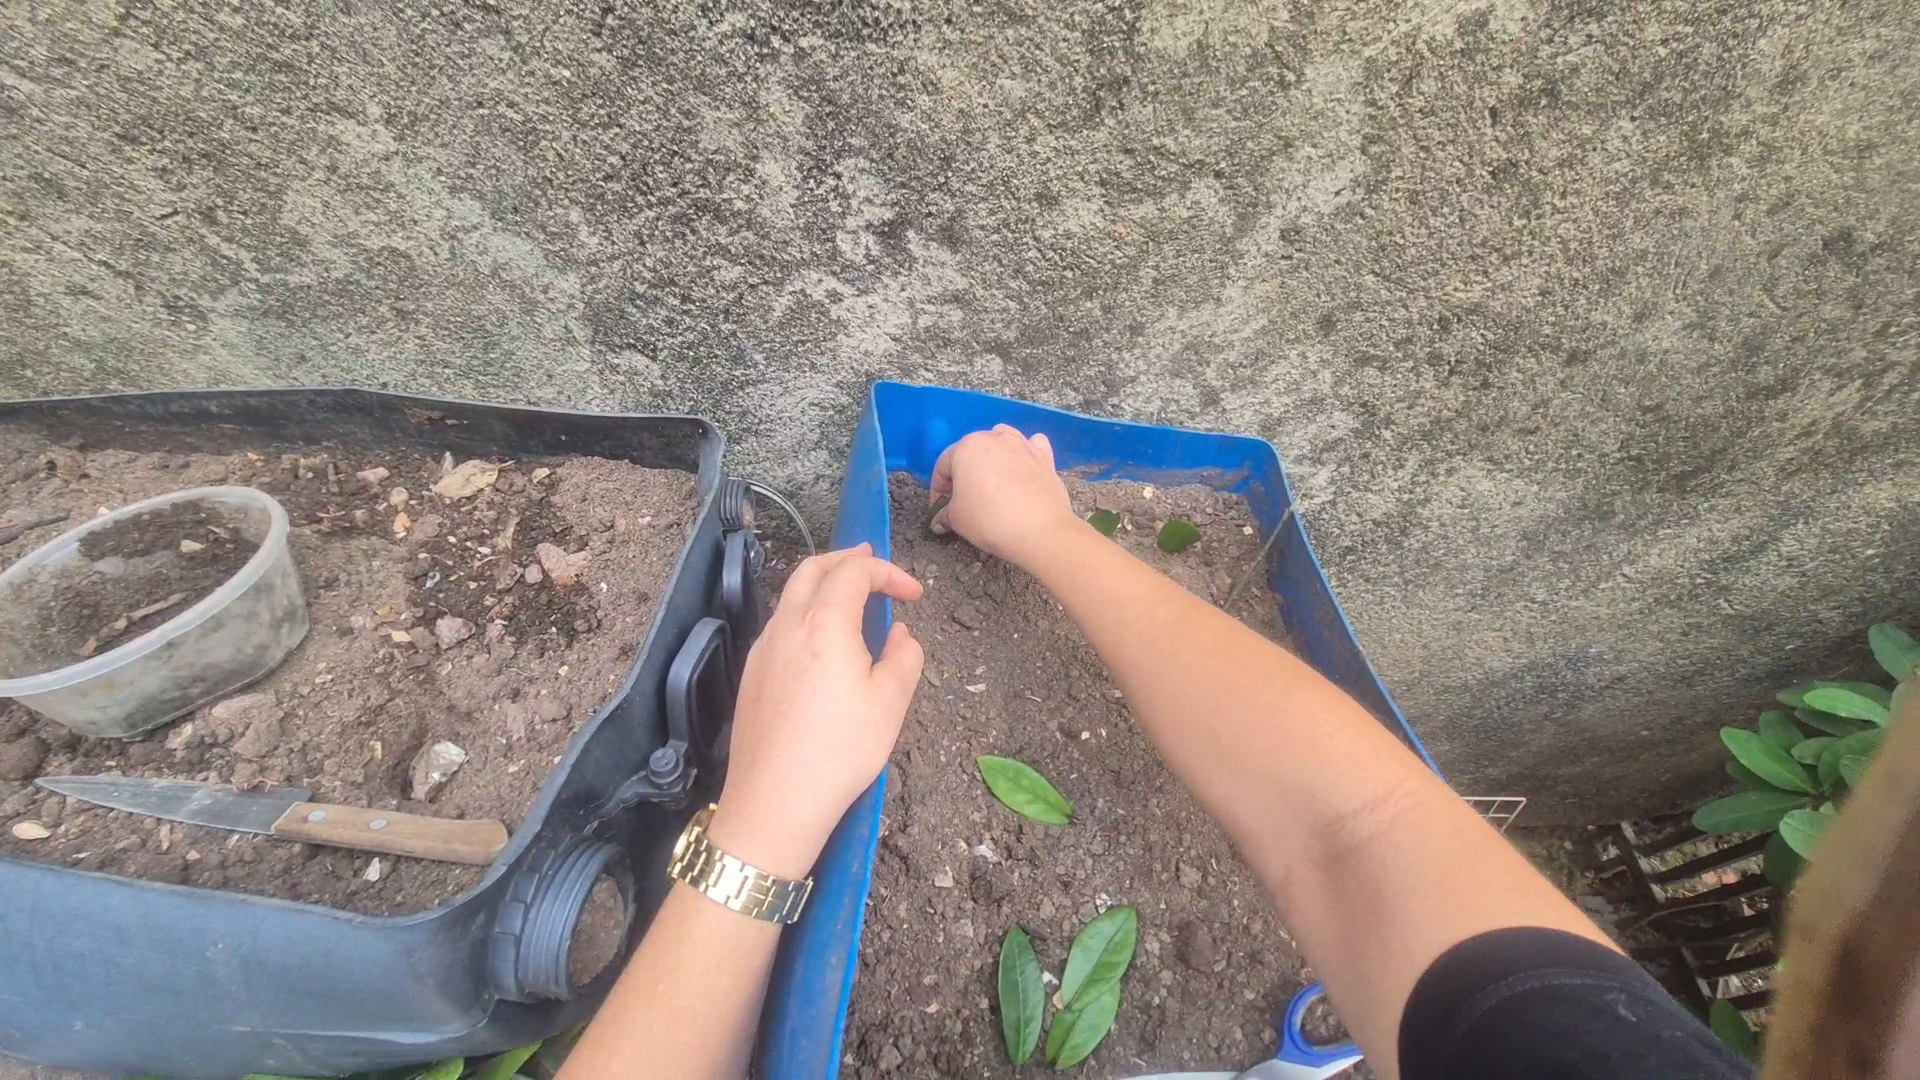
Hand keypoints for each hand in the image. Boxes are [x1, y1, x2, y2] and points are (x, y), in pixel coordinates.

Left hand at [707, 544, 924, 878]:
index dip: (889, 573)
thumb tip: (899, 634)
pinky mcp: (752, 673)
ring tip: (850, 594)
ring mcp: (763, 648)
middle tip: (872, 561)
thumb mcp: (891, 703)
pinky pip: (781, 622)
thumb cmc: (839, 750)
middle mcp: (787, 625)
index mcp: (824, 623)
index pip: (855, 573)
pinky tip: (822, 638)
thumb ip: (904, 657)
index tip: (914, 594)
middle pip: (813, 569)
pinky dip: (806, 609)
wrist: (773, 802)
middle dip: (846, 559)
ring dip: (823, 582)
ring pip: (792, 594)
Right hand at [930, 424, 1080, 567]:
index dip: (938, 489)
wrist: (1039, 529)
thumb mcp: (957, 520)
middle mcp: (994, 438)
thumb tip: (939, 520)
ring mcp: (1022, 444)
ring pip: (1001, 440)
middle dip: (964, 473)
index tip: (939, 508)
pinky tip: (1023, 468)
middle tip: (962, 498)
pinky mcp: (1045, 456)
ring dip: (993, 455)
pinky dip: (1026, 453)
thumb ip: (944, 514)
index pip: (943, 466)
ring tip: (992, 479)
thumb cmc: (989, 519)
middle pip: (971, 452)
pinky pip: (1032, 445)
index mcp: (966, 448)